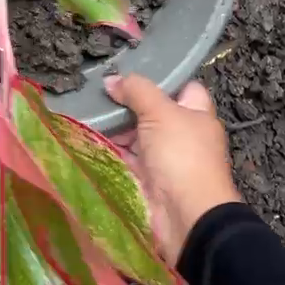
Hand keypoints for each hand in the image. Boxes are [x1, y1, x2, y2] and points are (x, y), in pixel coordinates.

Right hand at [105, 73, 241, 266]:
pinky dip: (110, 146)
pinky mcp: (147, 176)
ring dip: (116, 123)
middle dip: (130, 99)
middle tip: (102, 84)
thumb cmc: (182, 156)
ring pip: (137, 132)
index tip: (134, 67)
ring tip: (88, 104)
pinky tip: (89, 131)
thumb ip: (136, 90)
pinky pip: (126, 155)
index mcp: (197, 114)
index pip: (183, 87)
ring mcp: (164, 157)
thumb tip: (111, 80)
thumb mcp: (160, 112)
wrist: (187, 217)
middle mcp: (182, 134)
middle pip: (154, 109)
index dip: (163, 77)